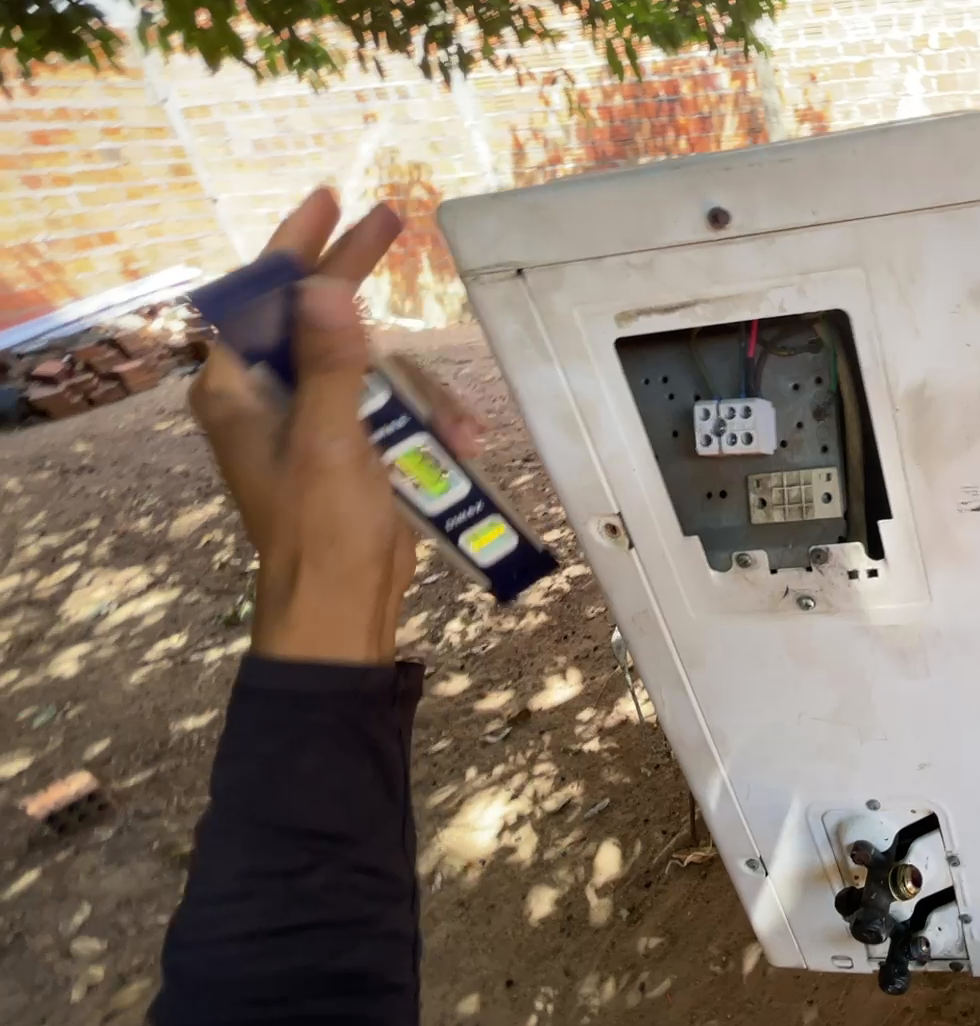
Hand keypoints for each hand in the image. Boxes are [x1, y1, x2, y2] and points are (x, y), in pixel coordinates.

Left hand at [190, 188, 482, 665]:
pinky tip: (464, 450)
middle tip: (394, 229)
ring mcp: (325, 423)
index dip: (298, 246)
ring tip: (463, 438)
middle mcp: (277, 397)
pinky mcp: (363, 448)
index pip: (267, 298)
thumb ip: (331, 367)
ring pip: (381, 374)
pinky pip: (402, 414)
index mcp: (242, 389)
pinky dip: (435, 427)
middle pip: (329, 326)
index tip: (331, 201)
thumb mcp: (332, 444)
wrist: (344, 598)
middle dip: (370, 301)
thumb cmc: (323, 526)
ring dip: (429, 398)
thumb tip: (329, 291)